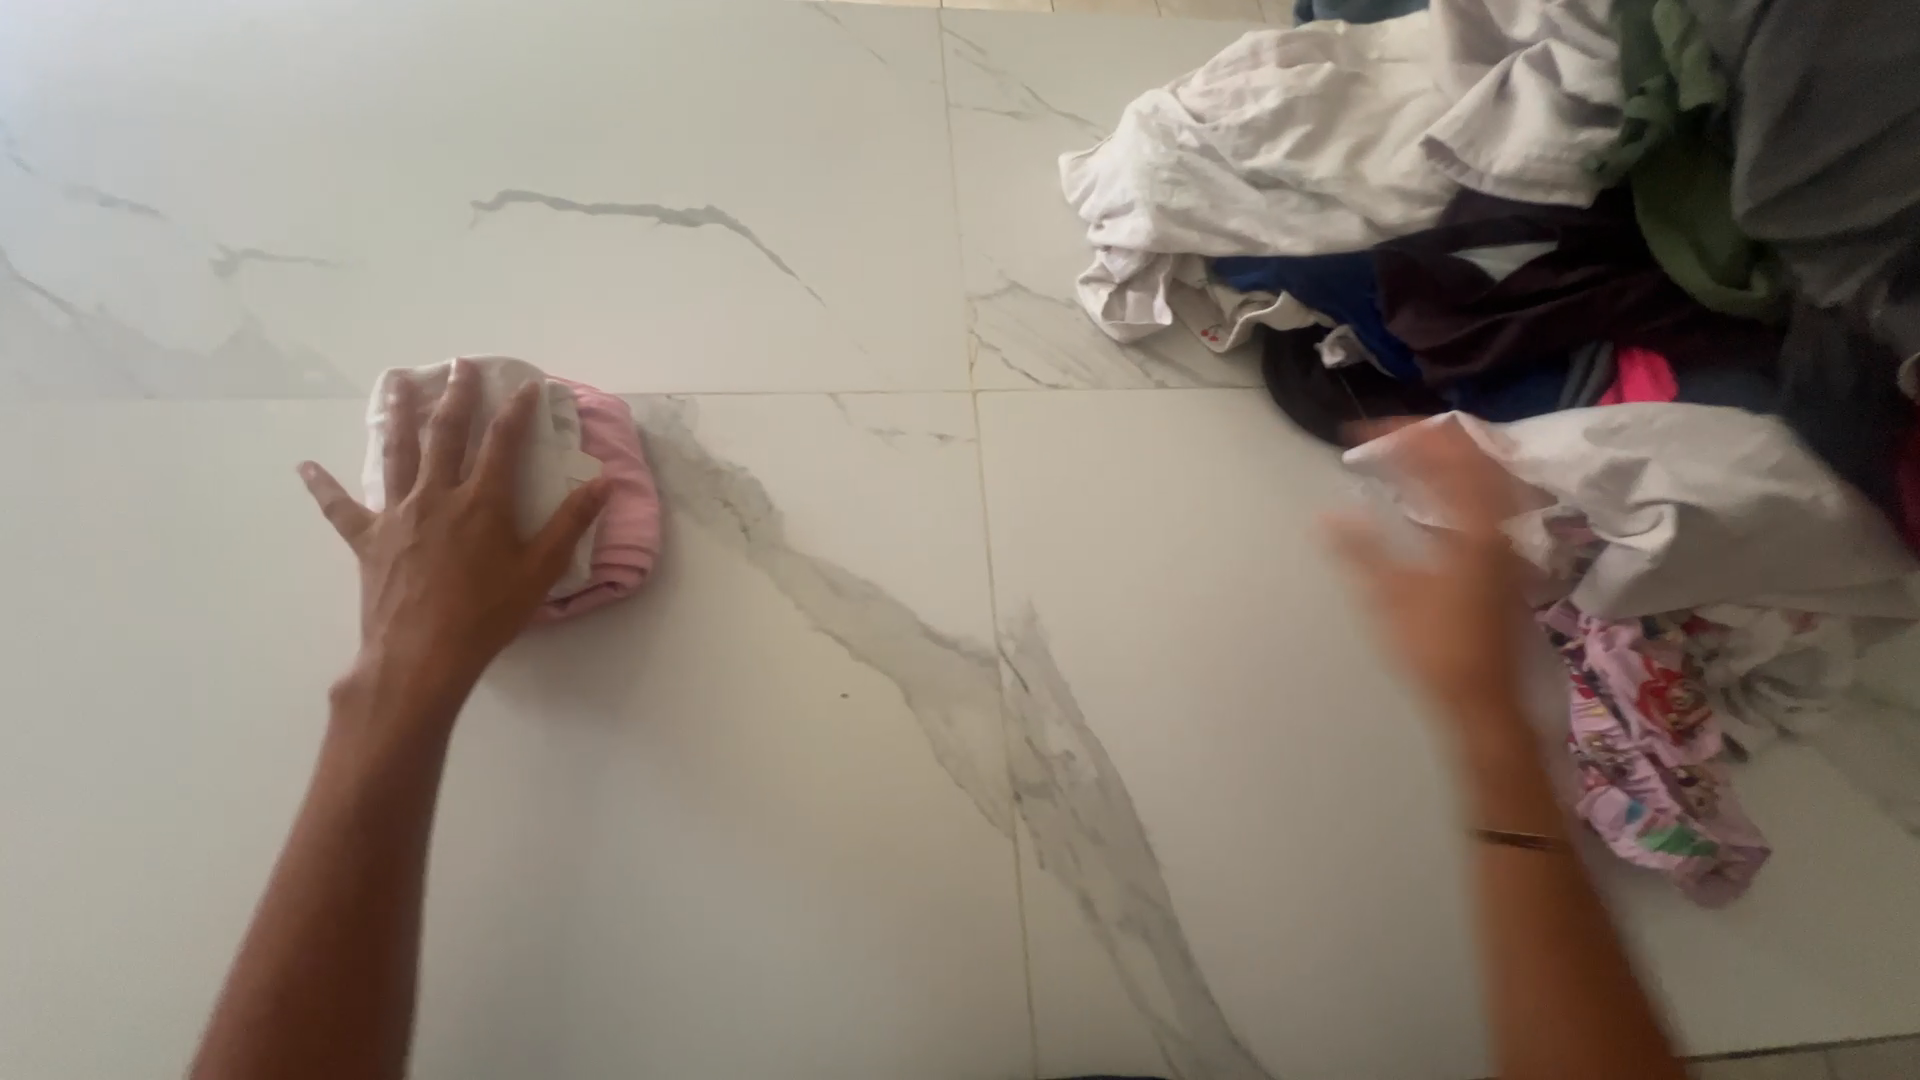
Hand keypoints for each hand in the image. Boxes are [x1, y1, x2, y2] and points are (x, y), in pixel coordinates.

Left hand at [298, 360, 609, 729]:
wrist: (422, 654)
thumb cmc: (490, 612)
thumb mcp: (542, 569)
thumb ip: (572, 522)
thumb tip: (604, 484)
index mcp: (482, 502)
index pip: (503, 442)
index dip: (517, 410)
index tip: (528, 384)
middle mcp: (436, 496)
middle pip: (445, 434)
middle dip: (456, 397)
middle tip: (460, 366)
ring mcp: (396, 515)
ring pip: (396, 453)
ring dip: (399, 414)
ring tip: (399, 382)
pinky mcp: (367, 540)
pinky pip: (341, 508)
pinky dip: (325, 487)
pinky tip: (307, 467)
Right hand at [1323, 419, 1530, 744]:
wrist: (1482, 696)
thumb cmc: (1434, 648)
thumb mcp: (1388, 596)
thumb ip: (1360, 549)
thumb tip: (1327, 513)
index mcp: (1472, 532)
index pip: (1445, 463)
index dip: (1405, 439)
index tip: (1362, 435)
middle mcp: (1499, 529)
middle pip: (1477, 461)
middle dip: (1433, 438)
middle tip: (1390, 433)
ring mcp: (1508, 545)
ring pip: (1491, 479)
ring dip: (1453, 456)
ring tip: (1416, 449)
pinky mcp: (1506, 561)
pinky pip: (1492, 500)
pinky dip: (1465, 481)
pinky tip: (1442, 491)